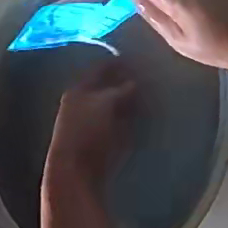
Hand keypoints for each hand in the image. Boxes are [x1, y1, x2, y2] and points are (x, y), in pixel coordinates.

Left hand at [44, 59, 135, 193]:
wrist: (76, 170)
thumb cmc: (86, 129)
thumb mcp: (105, 102)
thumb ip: (121, 90)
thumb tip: (135, 82)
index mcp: (79, 90)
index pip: (99, 70)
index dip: (116, 63)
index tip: (135, 57)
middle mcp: (85, 103)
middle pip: (108, 87)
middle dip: (126, 81)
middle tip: (147, 74)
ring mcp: (95, 121)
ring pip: (116, 104)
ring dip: (131, 99)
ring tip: (151, 91)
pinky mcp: (105, 138)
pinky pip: (122, 121)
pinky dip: (132, 116)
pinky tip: (146, 112)